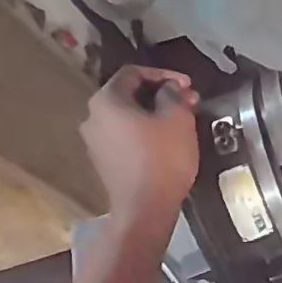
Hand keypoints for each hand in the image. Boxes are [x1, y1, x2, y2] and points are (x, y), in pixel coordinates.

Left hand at [80, 66, 199, 226]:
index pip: (133, 73)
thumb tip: (171, 88)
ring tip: (182, 120)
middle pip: (129, 95)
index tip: (187, 84)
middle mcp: (93, 117)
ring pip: (128, 117)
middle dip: (161, 94)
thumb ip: (174, 95)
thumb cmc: (162, 158)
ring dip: (155, 113)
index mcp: (106, 100)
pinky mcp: (104, 162)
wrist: (144, 209)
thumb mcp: (177, 119)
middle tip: (188, 101)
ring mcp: (95, 142)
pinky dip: (145, 132)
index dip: (164, 74)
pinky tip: (166, 140)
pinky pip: (125, 136)